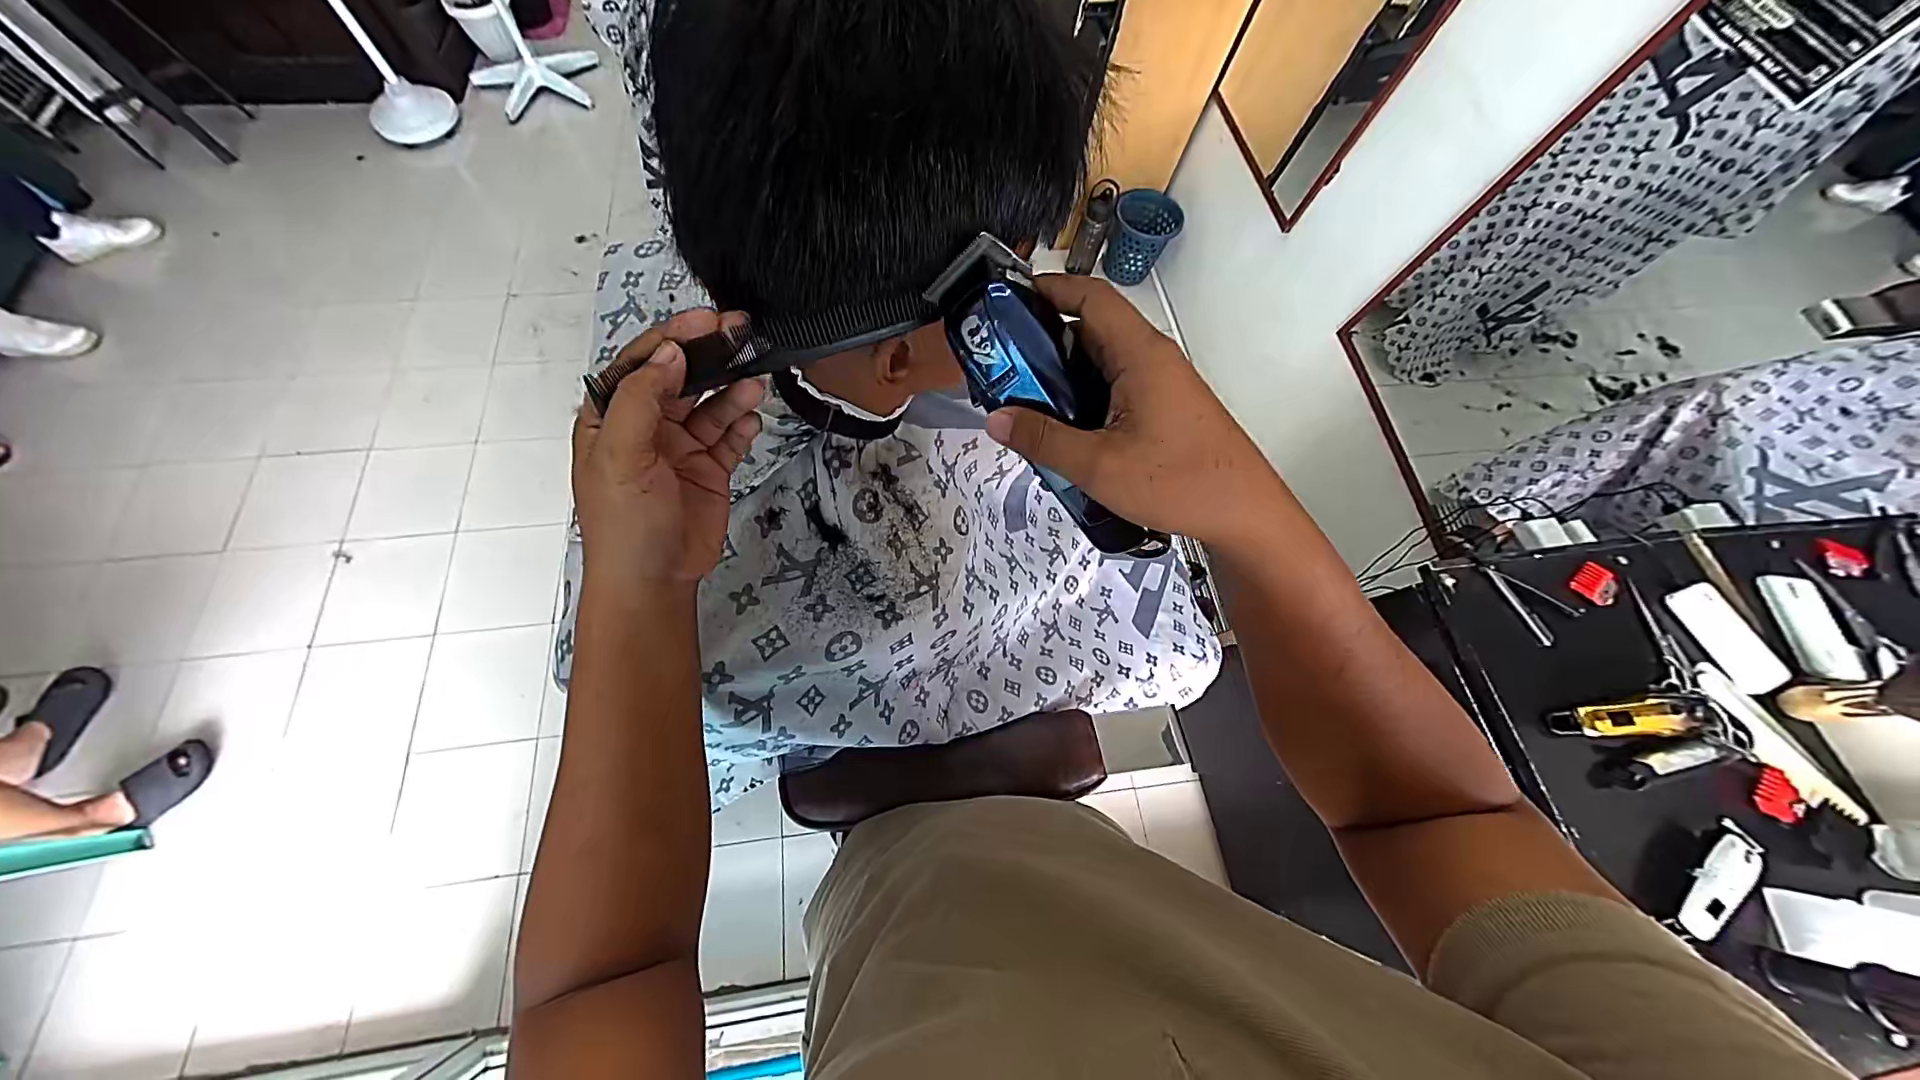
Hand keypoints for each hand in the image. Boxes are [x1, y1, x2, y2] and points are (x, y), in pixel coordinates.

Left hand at [572, 309, 763, 584]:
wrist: (654, 578)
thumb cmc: (623, 526)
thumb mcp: (620, 457)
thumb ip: (641, 400)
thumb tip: (669, 356)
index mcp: (613, 417)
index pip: (643, 364)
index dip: (673, 338)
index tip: (705, 320)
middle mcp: (648, 426)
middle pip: (682, 377)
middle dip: (710, 355)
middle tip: (739, 334)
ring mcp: (681, 447)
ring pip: (712, 404)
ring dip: (733, 390)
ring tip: (755, 382)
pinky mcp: (710, 468)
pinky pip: (730, 436)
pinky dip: (743, 425)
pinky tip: (751, 418)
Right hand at [983, 275, 1285, 549]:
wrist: (1242, 515)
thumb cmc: (1190, 484)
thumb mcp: (1099, 465)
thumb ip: (1043, 440)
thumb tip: (1001, 421)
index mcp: (1141, 356)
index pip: (1090, 296)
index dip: (1048, 290)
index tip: (1011, 301)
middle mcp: (1152, 361)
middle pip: (1089, 330)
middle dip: (1043, 345)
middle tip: (1005, 370)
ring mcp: (1158, 385)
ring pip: (1099, 364)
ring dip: (1063, 379)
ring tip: (1028, 406)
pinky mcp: (1160, 409)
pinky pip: (1113, 390)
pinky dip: (1083, 401)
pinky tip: (1064, 434)